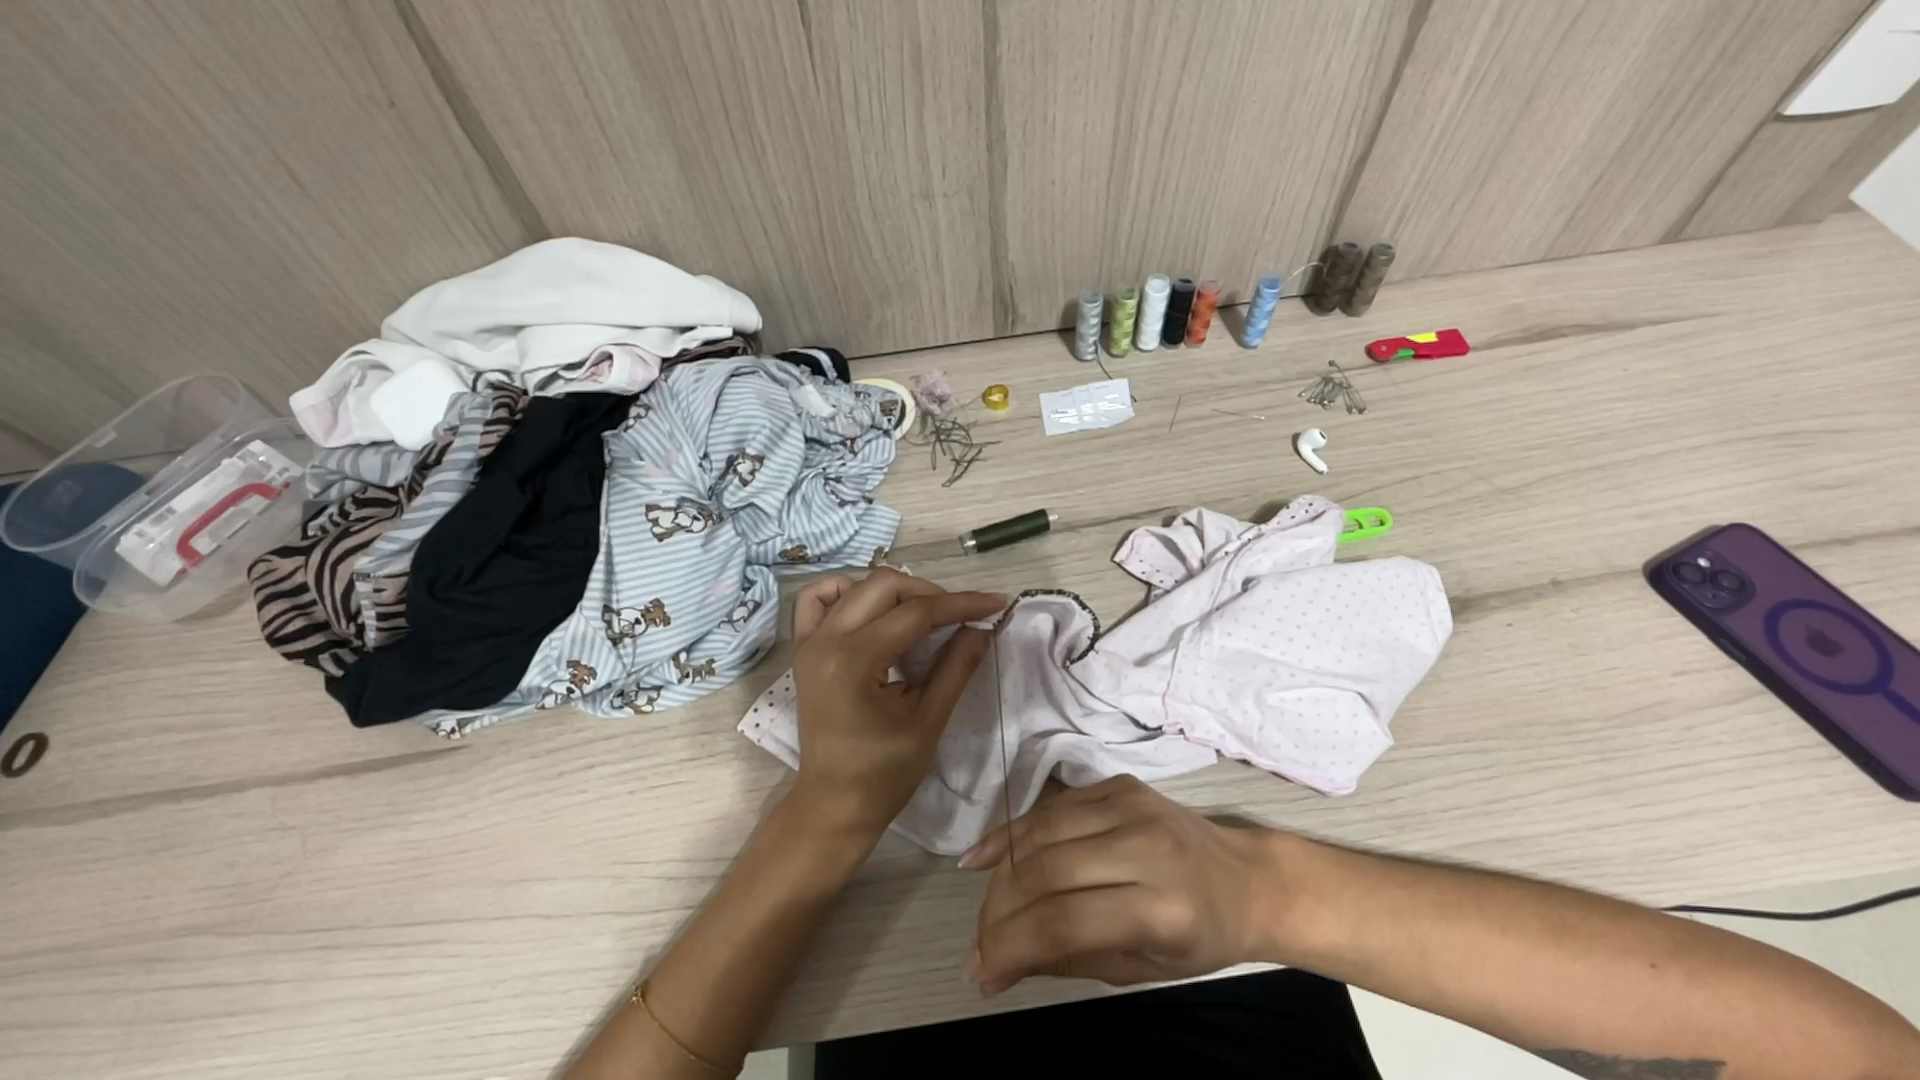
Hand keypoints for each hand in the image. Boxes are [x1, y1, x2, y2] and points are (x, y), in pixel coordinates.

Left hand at [787, 569, 1005, 841]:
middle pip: (884, 586)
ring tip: (923, 616)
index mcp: (854, 661)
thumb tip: (983, 627)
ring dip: (894, 591)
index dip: (960, 604)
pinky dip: (846, 593)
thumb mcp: (929, 720)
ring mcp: (809, 642)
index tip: (995, 603)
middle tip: (960, 616)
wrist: (835, 802)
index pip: (916, 613)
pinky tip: (874, 610)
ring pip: (855, 586)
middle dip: (930, 593)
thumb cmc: (884, 772)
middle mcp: (826, 640)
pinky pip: (817, 600)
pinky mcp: (804, 649)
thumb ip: (955, 667)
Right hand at [962, 775, 1289, 996]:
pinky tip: (987, 854)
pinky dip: (1014, 831)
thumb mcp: (1143, 968)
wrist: (1249, 879)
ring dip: (999, 870)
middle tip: (978, 944)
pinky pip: (1052, 806)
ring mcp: (1132, 806)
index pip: (1064, 922)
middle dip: (998, 912)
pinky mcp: (1120, 784)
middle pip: (1045, 873)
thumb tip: (998, 964)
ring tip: (981, 904)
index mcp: (1161, 908)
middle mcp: (1145, 848)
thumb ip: (1068, 960)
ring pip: (1041, 832)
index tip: (981, 972)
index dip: (1011, 946)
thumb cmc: (1201, 937)